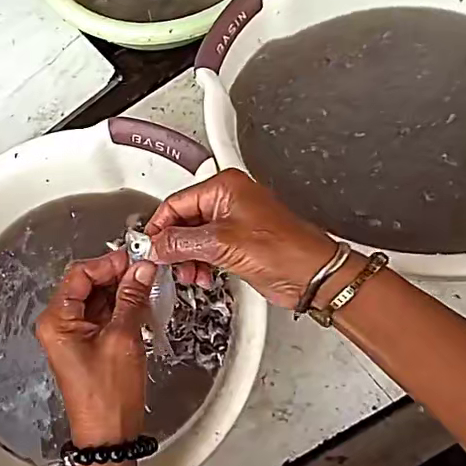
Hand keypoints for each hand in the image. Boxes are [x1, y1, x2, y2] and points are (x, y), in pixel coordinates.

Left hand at [34, 249, 155, 446]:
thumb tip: (140, 271)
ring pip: (97, 298)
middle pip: (87, 284)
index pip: (79, 275)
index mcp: (57, 320)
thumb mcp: (123, 340)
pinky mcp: (87, 343)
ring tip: (148, 286)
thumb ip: (131, 300)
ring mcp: (73, 334)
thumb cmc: (107, 397)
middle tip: (146, 270)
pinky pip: (103, 315)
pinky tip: (141, 304)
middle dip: (116, 275)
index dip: (108, 263)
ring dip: (122, 291)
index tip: (134, 257)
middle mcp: (59, 324)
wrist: (109, 435)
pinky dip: (122, 307)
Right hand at [144, 168, 340, 307]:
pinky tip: (202, 275)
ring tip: (190, 272)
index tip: (150, 247)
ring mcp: (233, 222)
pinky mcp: (237, 242)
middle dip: (174, 246)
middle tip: (167, 262)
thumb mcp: (221, 244)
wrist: (315, 277)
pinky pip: (205, 249)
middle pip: (181, 222)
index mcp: (224, 187)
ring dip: (186, 258)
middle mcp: (228, 200)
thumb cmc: (287, 251)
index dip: (159, 228)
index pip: (174, 203)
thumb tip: (154, 245)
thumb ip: (179, 242)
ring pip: (191, 238)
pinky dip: (199, 263)